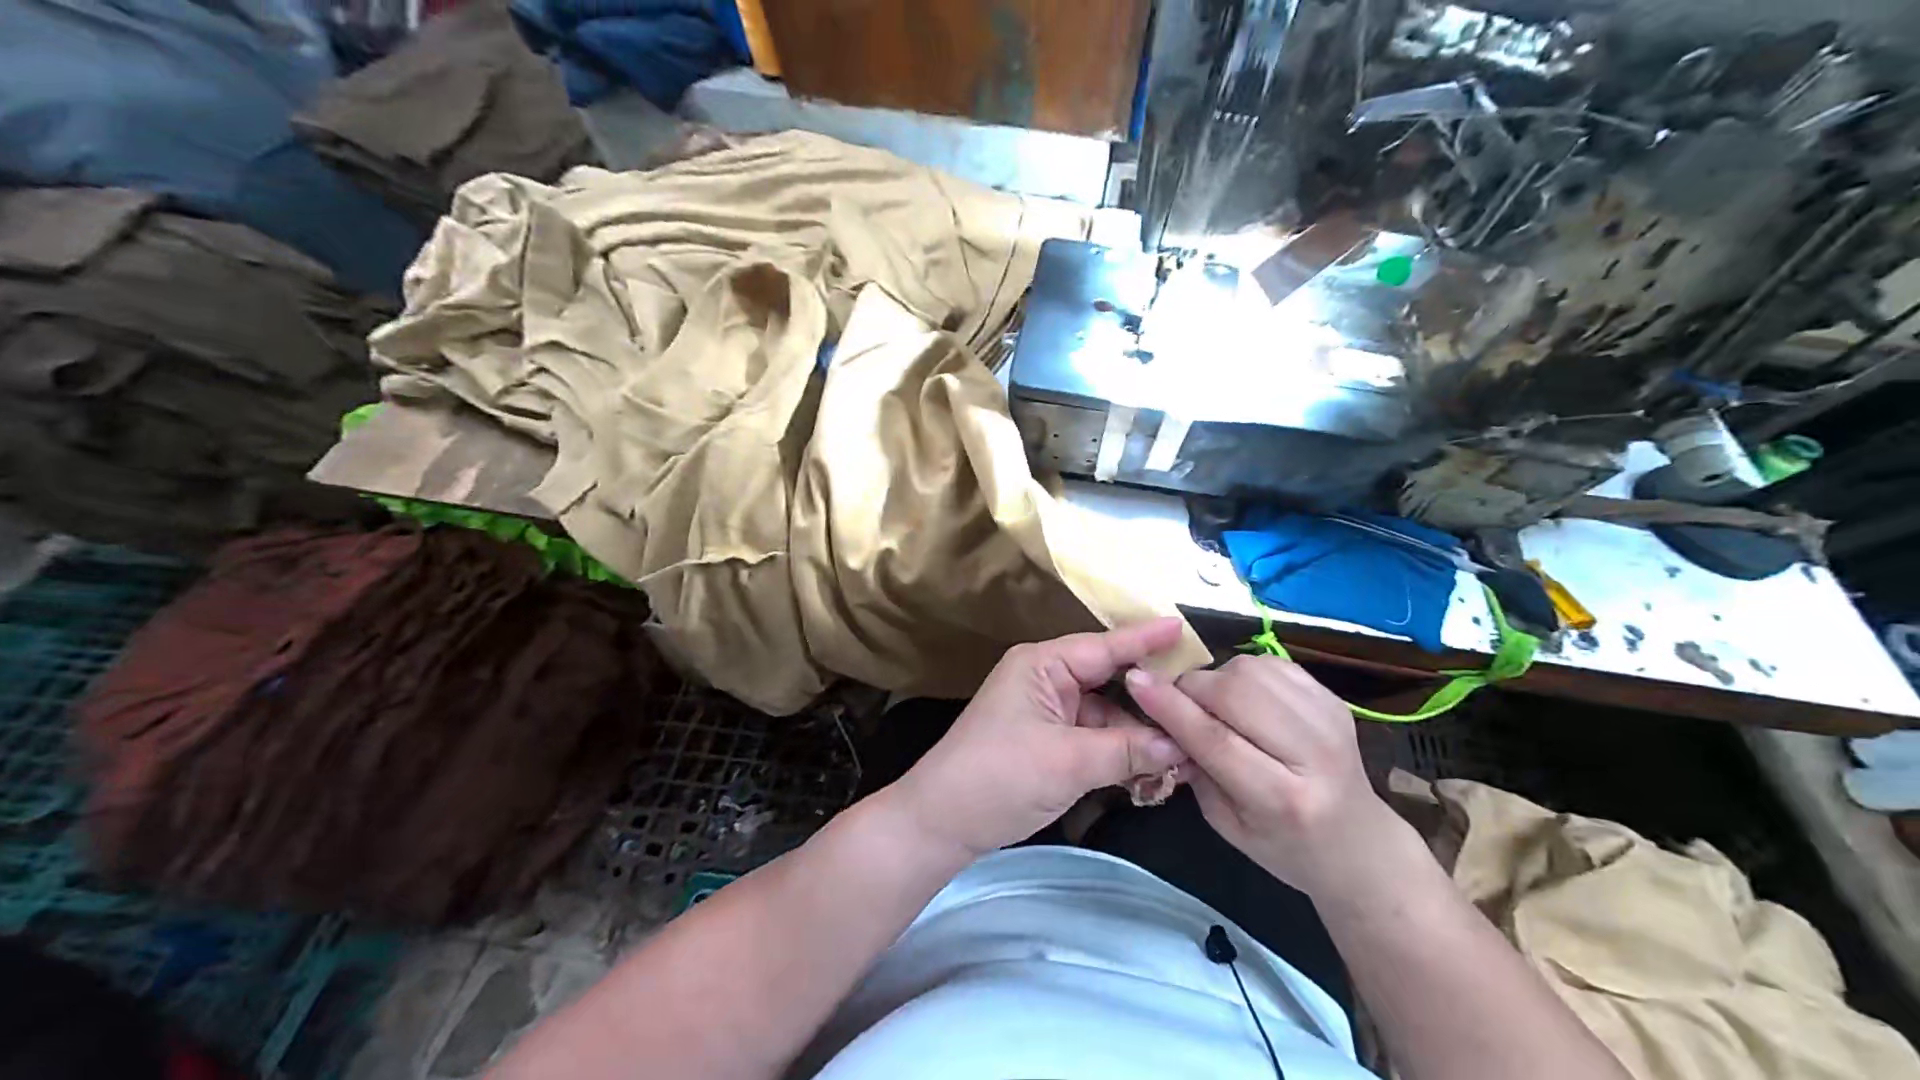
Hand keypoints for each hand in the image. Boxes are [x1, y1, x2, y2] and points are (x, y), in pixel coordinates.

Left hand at [887, 619, 1191, 857]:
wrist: (941, 823)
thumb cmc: (999, 776)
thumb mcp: (1068, 761)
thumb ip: (1127, 750)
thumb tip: (1181, 745)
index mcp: (1042, 665)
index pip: (1105, 646)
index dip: (1146, 640)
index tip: (1184, 627)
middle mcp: (1046, 680)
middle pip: (1110, 681)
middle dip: (1150, 699)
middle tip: (1201, 706)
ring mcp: (1046, 713)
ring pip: (1106, 715)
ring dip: (1139, 735)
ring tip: (1188, 751)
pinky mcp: (1047, 743)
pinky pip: (1094, 739)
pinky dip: (1120, 754)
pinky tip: (1154, 771)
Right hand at [1125, 654, 1417, 897]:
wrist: (1359, 845)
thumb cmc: (1284, 846)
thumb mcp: (1226, 824)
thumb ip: (1194, 768)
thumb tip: (1160, 713)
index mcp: (1284, 800)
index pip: (1215, 739)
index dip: (1169, 706)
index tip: (1135, 680)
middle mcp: (1314, 755)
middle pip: (1235, 693)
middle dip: (1192, 688)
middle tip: (1178, 703)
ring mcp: (1331, 721)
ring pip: (1251, 670)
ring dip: (1218, 679)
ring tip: (1215, 705)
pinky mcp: (1335, 700)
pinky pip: (1271, 664)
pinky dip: (1244, 673)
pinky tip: (1245, 698)